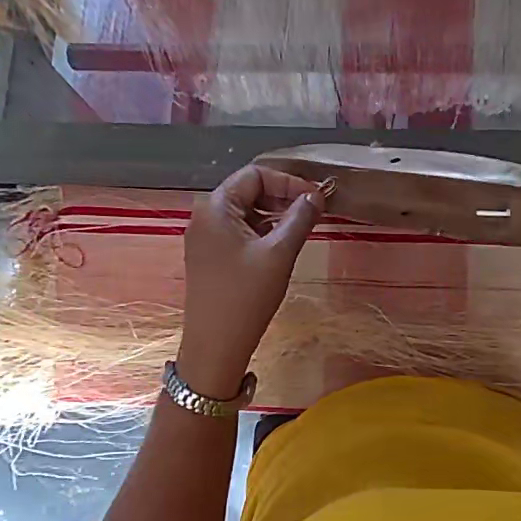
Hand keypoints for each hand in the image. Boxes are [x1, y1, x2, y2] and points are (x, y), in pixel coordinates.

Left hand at [176, 165, 325, 397]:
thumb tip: (315, 196)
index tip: (317, 199)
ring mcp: (203, 239)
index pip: (255, 175)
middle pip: (248, 191)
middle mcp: (204, 216)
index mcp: (215, 207)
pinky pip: (237, 233)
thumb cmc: (246, 297)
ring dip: (273, 217)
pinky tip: (280, 249)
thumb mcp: (279, 254)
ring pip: (244, 213)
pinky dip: (261, 234)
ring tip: (301, 231)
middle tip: (313, 214)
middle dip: (282, 197)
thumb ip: (299, 218)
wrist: (214, 346)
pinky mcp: (207, 258)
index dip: (289, 181)